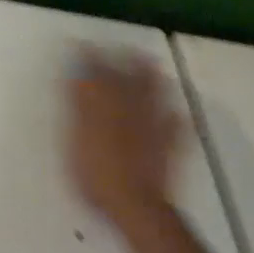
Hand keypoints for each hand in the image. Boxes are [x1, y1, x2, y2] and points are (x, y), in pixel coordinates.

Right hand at [66, 47, 186, 228]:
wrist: (137, 207)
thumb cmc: (98, 174)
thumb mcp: (76, 138)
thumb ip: (79, 103)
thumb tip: (76, 72)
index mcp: (109, 102)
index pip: (98, 69)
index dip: (89, 55)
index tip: (80, 44)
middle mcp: (137, 106)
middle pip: (134, 72)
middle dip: (125, 58)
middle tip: (117, 50)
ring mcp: (159, 124)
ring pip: (159, 91)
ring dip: (151, 77)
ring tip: (145, 69)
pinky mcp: (174, 144)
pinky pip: (176, 121)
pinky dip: (172, 113)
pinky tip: (171, 112)